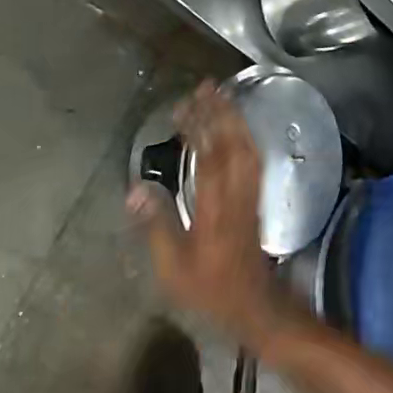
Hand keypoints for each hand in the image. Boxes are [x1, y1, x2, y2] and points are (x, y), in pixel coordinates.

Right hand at [128, 82, 297, 347]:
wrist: (255, 306)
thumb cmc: (210, 287)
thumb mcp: (174, 266)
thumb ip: (156, 225)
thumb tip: (135, 189)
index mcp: (214, 205)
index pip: (206, 155)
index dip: (196, 128)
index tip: (181, 107)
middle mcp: (236, 192)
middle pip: (230, 142)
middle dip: (218, 111)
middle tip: (205, 86)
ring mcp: (251, 193)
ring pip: (245, 146)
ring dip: (233, 118)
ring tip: (220, 95)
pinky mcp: (257, 197)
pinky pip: (253, 156)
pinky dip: (244, 134)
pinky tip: (236, 126)